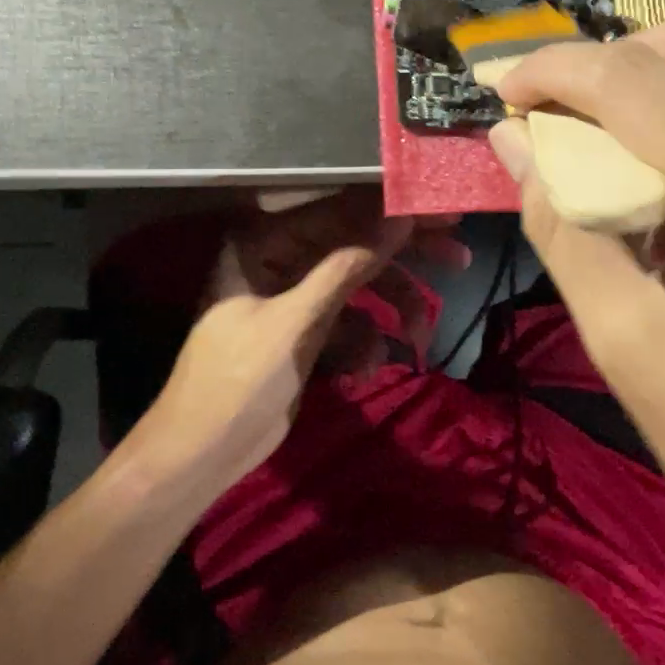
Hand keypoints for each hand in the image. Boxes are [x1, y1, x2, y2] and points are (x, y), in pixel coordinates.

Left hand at [146, 189, 464, 491]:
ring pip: (361, 288)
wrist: (205, 453)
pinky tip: (365, 370)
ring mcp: (296, 297)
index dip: (394, 211)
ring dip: (392, 313)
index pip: (340, 211)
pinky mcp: (308, 331)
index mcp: (264, 243)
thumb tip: (399, 218)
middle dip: (405, 261)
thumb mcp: (297, 320)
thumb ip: (348, 265)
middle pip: (356, 246)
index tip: (443, 213)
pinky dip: (366, 343)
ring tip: (417, 339)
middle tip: (459, 258)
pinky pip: (352, 323)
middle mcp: (280, 260)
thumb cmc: (239, 379)